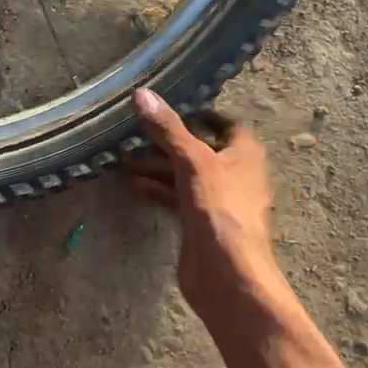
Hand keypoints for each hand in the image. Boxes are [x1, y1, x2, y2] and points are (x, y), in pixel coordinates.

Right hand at [125, 88, 279, 308]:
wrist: (226, 274)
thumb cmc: (220, 210)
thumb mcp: (192, 161)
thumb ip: (167, 129)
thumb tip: (141, 93)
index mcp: (245, 155)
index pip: (225, 124)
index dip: (198, 114)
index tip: (166, 108)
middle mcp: (235, 174)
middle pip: (198, 149)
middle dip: (166, 142)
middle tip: (133, 134)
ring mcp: (217, 201)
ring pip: (184, 174)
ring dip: (156, 166)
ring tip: (123, 159)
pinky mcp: (200, 222)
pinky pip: (176, 197)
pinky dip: (157, 189)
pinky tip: (133, 185)